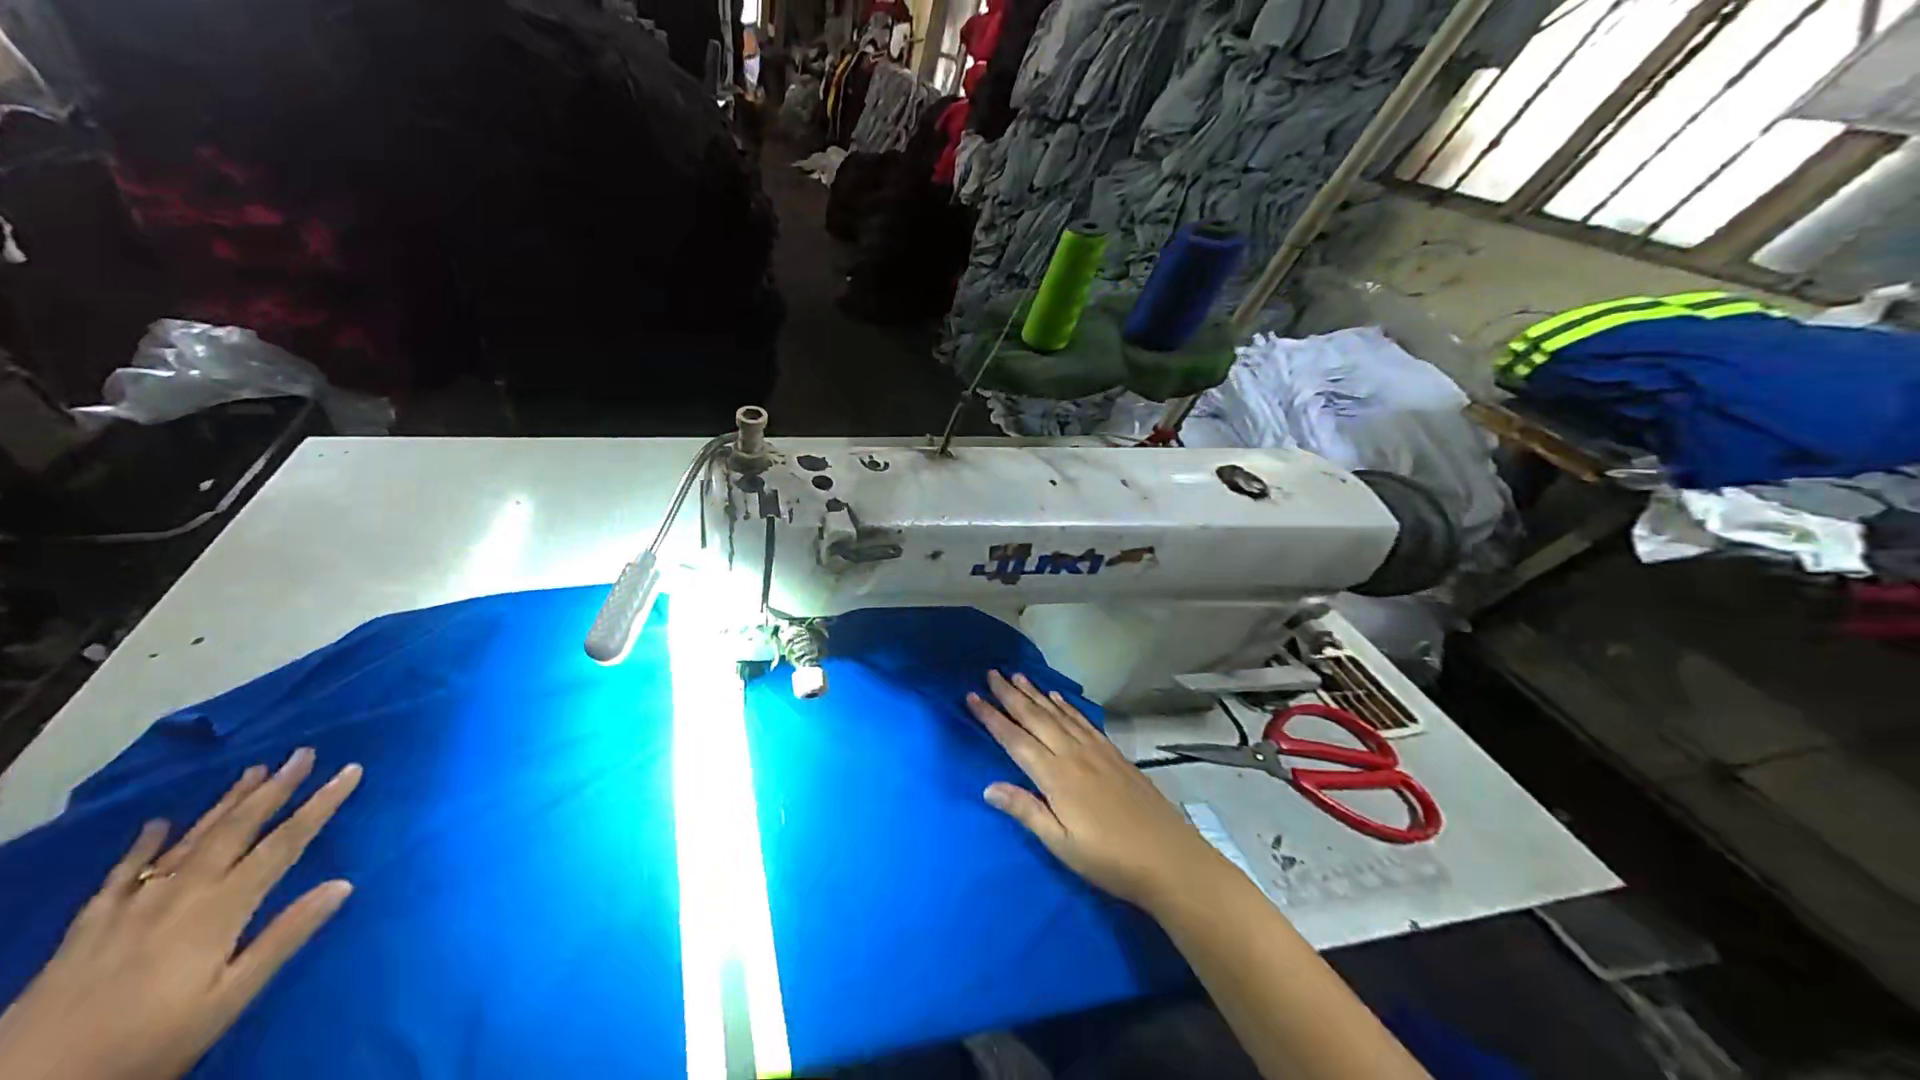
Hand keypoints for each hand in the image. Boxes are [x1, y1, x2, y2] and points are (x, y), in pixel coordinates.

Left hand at [0, 749, 362, 1079]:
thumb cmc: (147, 1042)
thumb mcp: (228, 1000)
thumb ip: (284, 938)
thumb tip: (343, 883)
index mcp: (219, 910)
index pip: (284, 844)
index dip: (321, 804)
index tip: (351, 771)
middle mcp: (180, 894)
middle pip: (236, 830)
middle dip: (275, 789)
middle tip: (303, 753)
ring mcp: (130, 906)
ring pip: (189, 840)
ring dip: (226, 803)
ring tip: (254, 771)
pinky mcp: (90, 925)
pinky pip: (123, 872)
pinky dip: (145, 844)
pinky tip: (159, 823)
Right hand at [967, 671, 1230, 911]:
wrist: (1168, 857)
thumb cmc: (1109, 858)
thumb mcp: (1061, 844)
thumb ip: (1026, 810)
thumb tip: (988, 786)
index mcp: (1056, 776)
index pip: (1015, 740)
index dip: (992, 717)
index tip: (972, 697)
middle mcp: (1073, 754)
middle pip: (1035, 718)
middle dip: (1010, 695)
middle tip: (991, 673)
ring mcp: (1096, 751)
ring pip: (1058, 714)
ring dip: (1035, 694)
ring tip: (1017, 676)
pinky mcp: (1113, 754)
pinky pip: (1082, 721)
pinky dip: (1066, 706)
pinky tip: (1057, 697)